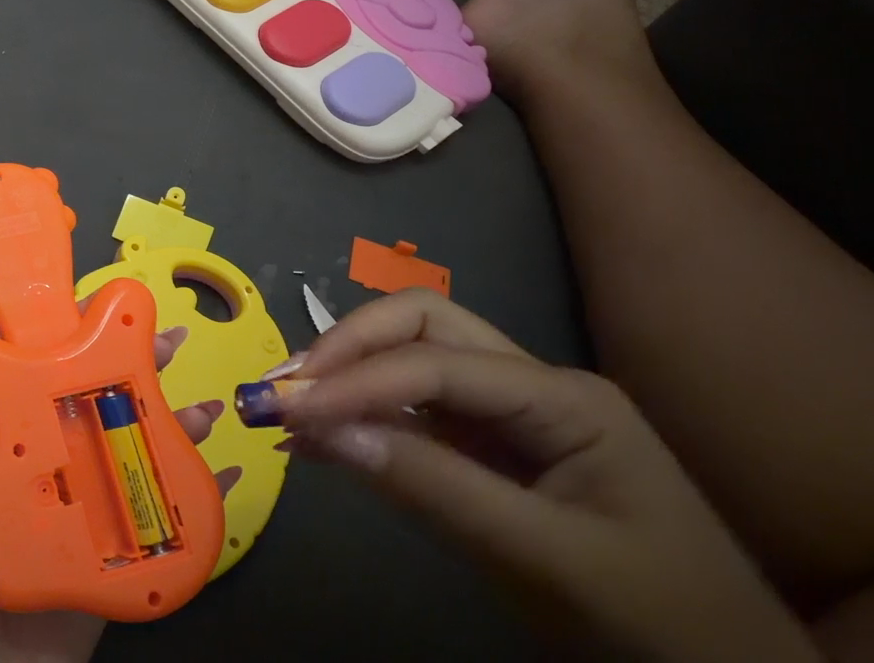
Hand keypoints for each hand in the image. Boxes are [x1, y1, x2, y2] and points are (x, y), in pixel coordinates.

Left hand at [0, 329, 222, 662]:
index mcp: (1, 455)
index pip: (35, 387)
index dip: (68, 347)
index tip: (101, 319)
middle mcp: (48, 472)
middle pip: (94, 410)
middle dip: (134, 373)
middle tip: (171, 346)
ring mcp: (86, 515)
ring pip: (133, 456)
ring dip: (171, 426)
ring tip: (207, 410)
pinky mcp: (115, 559)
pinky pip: (158, 523)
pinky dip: (195, 499)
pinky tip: (227, 478)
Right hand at [274, 290, 818, 660]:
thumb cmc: (654, 613)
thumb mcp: (543, 557)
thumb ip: (429, 486)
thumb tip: (317, 430)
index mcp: (563, 398)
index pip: (435, 362)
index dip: (355, 378)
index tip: (286, 406)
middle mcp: (535, 386)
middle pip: (423, 325)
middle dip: (347, 346)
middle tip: (288, 385)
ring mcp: (513, 415)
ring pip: (413, 360)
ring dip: (347, 373)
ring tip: (288, 406)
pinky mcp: (492, 450)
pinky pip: (415, 413)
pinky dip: (361, 415)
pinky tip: (319, 438)